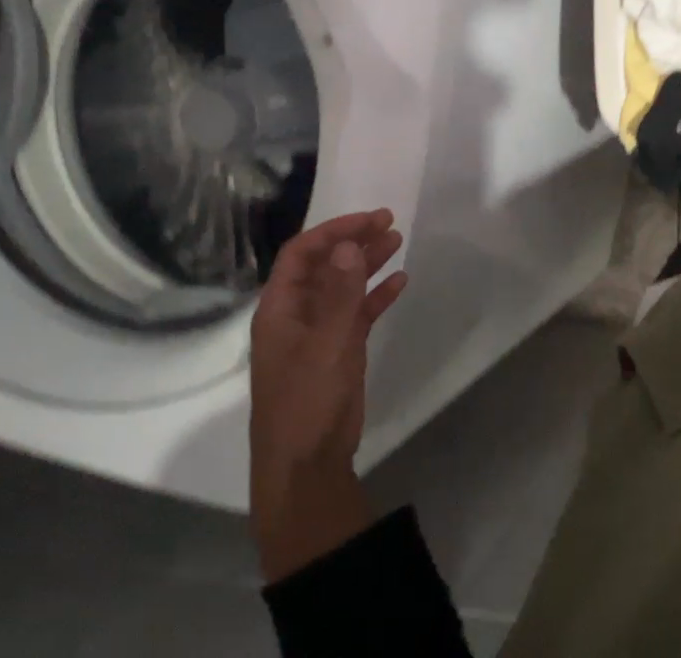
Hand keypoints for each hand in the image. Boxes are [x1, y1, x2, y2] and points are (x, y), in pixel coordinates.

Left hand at [248, 208, 408, 580]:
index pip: (301, 255)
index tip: (371, 220)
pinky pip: (358, 313)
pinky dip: (377, 296)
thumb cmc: (306, 401)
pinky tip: (400, 281)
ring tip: (398, 241)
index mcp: (280, 310)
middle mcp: (296, 316)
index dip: (334, 232)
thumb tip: (348, 246)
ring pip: (343, 287)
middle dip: (353, 241)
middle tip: (389, 222)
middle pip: (323, 266)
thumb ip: (340, 296)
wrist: (306, 461)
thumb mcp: (326, 346)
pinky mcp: (339, 351)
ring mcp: (318, 334)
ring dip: (367, 263)